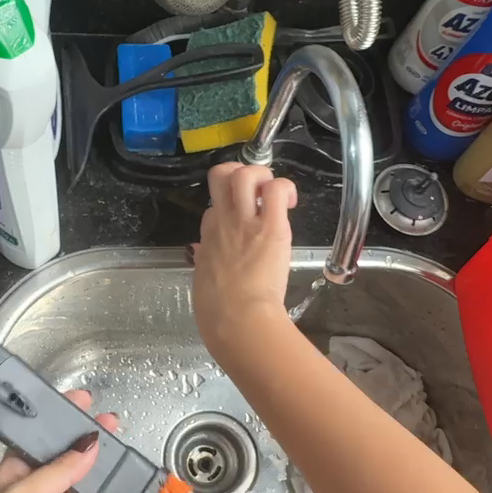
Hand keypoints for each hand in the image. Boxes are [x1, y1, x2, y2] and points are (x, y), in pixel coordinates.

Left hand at [0, 390, 114, 492]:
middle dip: (86, 446)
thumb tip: (88, 445)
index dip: (58, 424)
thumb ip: (57, 473)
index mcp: (8, 482)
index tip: (81, 404)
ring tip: (125, 456)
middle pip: (63, 466)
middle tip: (113, 425)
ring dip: (102, 477)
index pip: (36, 444)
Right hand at [194, 162, 298, 355]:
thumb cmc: (218, 311)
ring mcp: (246, 221)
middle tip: (256, 193)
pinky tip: (290, 204)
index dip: (229, 209)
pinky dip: (285, 188)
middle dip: (240, 174)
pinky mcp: (271, 227)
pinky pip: (277, 189)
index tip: (244, 223)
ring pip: (246, 173)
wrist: (237, 319)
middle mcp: (224, 221)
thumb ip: (204, 262)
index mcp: (208, 236)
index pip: (214, 206)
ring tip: (274, 196)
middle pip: (222, 175)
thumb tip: (201, 255)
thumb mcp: (201, 280)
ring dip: (263, 177)